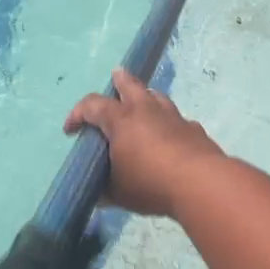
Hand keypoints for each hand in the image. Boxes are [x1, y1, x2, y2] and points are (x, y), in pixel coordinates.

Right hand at [64, 68, 225, 217]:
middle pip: (130, 85)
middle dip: (120, 80)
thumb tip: (97, 194)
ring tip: (143, 100)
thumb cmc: (150, 183)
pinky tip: (171, 134)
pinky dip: (169, 122)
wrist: (199, 182)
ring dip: (147, 96)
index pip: (93, 106)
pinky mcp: (192, 128)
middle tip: (116, 74)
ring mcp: (173, 116)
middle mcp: (146, 110)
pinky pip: (177, 118)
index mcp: (121, 120)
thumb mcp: (118, 193)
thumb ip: (105, 189)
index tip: (70, 129)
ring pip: (156, 96)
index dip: (78, 113)